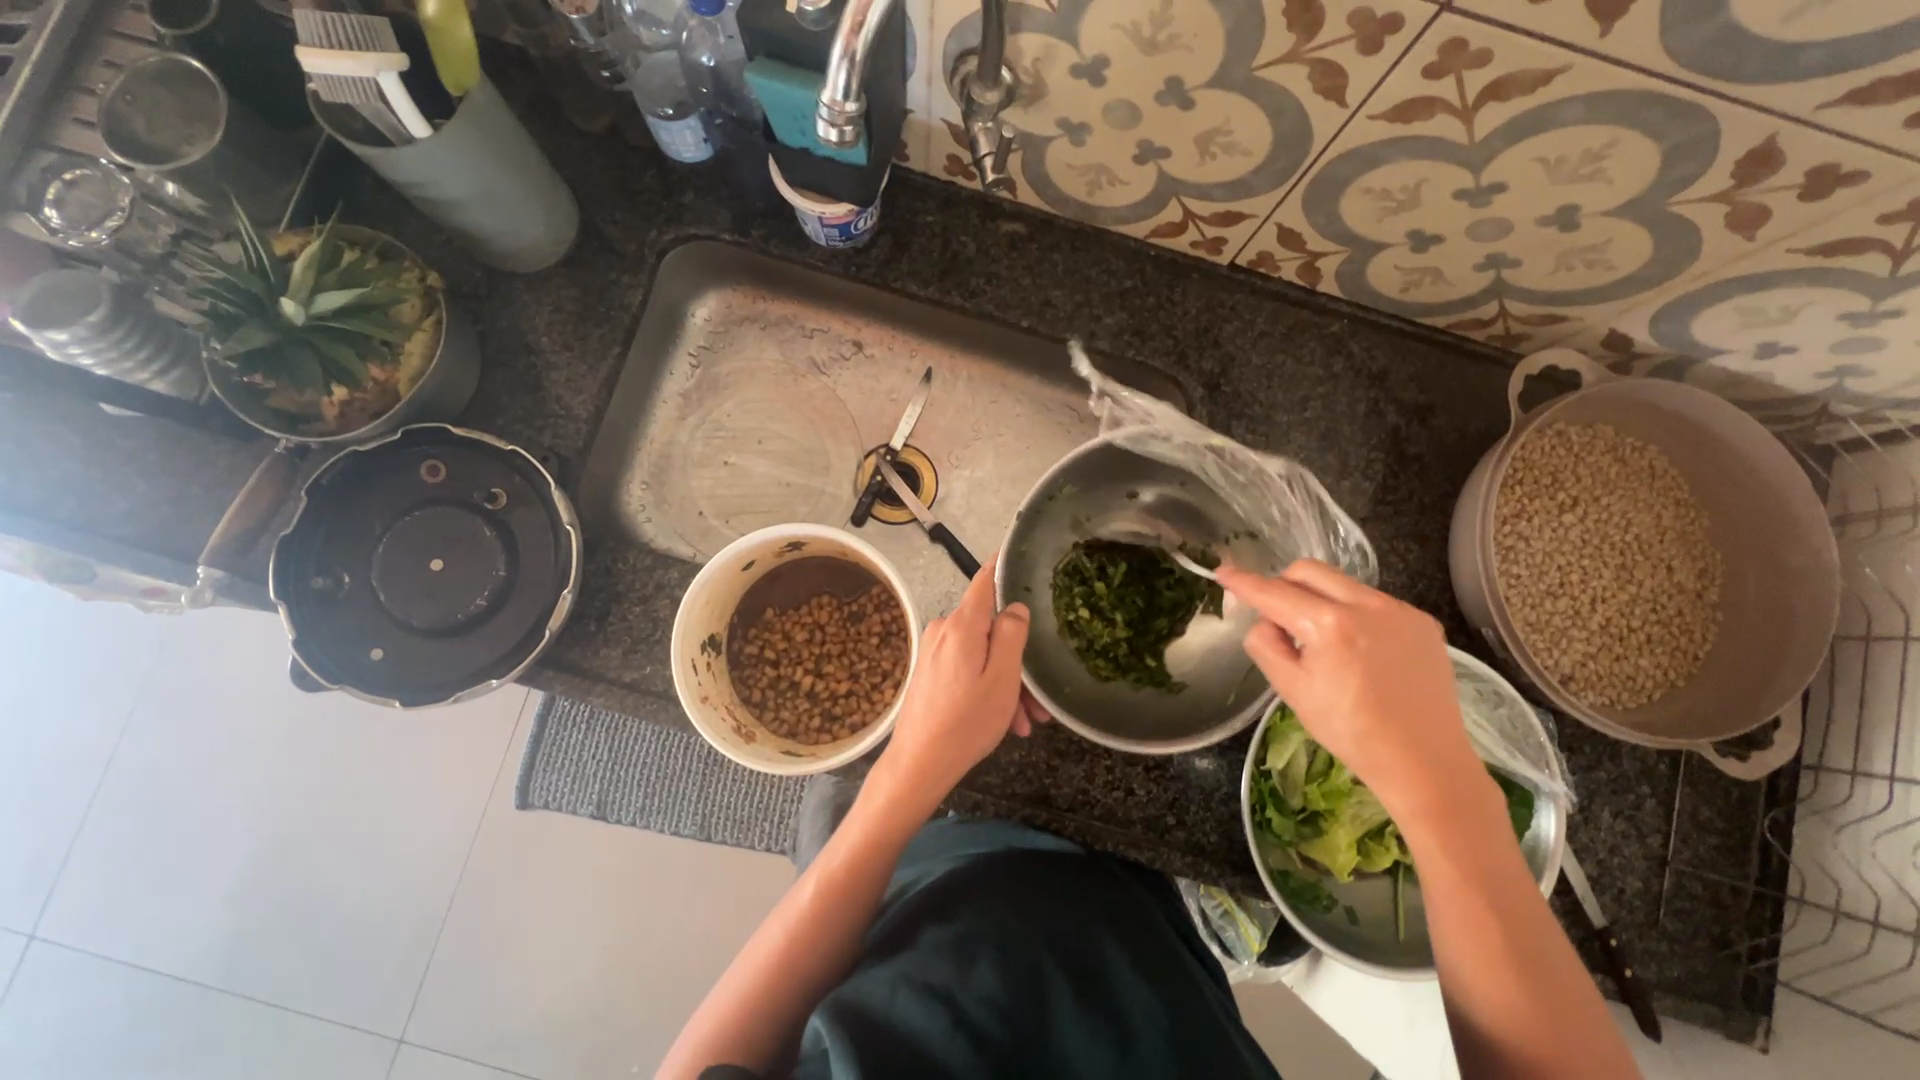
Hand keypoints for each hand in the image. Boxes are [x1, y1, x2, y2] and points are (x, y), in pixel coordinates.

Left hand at [878, 554, 1041, 798]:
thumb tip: (1015, 607)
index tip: (1021, 555)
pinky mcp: (930, 673)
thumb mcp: (1002, 678)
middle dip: (1018, 658)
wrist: (919, 763)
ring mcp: (934, 652)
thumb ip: (1011, 635)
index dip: (1004, 567)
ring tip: (1026, 721)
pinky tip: (1005, 722)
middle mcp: (944, 631)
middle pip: (990, 628)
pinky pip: (968, 670)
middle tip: (1040, 698)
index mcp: (962, 626)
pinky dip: (988, 689)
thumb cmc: (966, 722)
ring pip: (982, 655)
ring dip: (1007, 683)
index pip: (985, 580)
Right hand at [1217, 560, 1484, 821]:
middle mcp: (1367, 605)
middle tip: (1276, 616)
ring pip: (1344, 585)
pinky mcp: (1422, 622)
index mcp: (1329, 625)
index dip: (1244, 583)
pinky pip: (1375, 603)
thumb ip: (1266, 645)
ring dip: (1322, 600)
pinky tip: (1361, 653)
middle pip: (1309, 571)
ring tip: (1325, 644)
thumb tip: (1265, 621)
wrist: (1422, 760)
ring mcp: (1400, 610)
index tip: (1223, 572)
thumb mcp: (1291, 691)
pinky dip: (1355, 615)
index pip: (1274, 593)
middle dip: (1283, 584)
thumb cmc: (1350, 731)